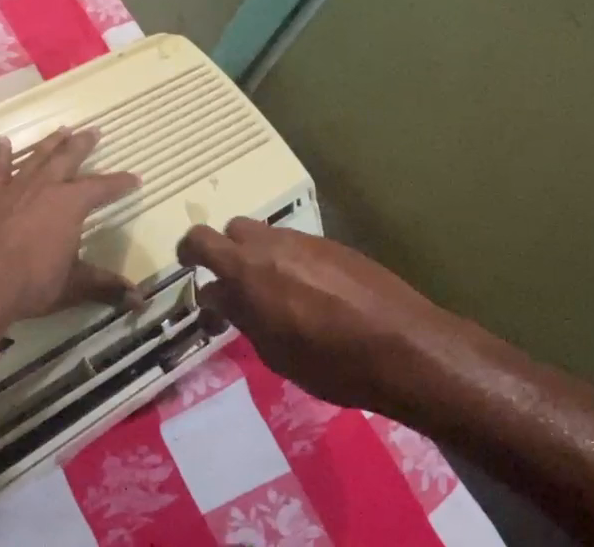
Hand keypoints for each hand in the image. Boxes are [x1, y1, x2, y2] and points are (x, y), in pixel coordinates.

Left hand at [0, 129, 141, 327]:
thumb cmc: (32, 284)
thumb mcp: (74, 286)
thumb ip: (105, 287)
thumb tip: (140, 300)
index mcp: (70, 204)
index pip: (102, 188)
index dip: (120, 183)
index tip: (135, 178)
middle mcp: (45, 187)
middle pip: (68, 158)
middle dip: (83, 145)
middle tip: (94, 130)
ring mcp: (15, 188)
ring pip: (37, 157)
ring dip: (50, 143)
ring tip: (62, 129)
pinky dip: (1, 155)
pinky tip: (3, 141)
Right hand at [178, 218, 472, 416]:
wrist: (405, 347)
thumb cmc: (330, 363)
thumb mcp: (273, 351)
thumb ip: (240, 315)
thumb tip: (219, 296)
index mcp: (247, 268)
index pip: (200, 240)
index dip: (188, 252)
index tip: (189, 269)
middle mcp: (272, 243)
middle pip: (234, 230)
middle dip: (227, 253)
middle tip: (235, 287)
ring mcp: (306, 241)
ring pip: (268, 236)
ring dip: (261, 258)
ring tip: (276, 295)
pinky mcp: (335, 246)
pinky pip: (298, 246)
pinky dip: (291, 263)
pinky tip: (311, 296)